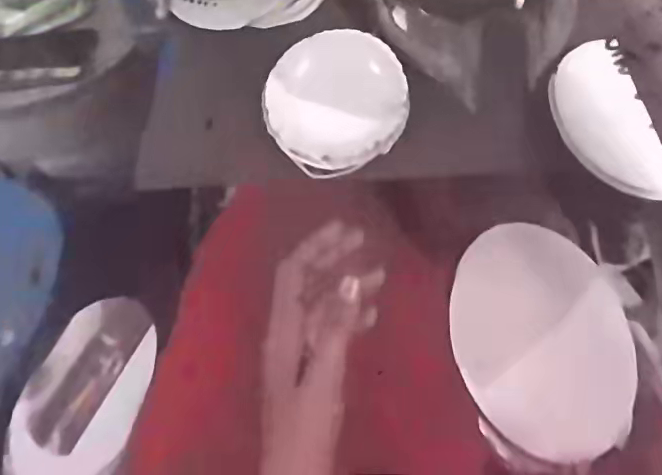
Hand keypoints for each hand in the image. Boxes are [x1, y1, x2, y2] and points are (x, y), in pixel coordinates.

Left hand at [260, 221, 383, 474]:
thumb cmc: (305, 432)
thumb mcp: (323, 378)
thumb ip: (335, 327)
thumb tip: (349, 278)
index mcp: (282, 330)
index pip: (293, 271)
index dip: (316, 245)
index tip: (345, 229)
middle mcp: (285, 333)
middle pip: (306, 282)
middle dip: (332, 258)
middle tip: (364, 241)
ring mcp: (296, 352)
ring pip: (320, 305)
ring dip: (346, 287)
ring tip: (379, 276)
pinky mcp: (309, 370)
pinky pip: (327, 330)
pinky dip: (347, 316)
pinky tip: (370, 314)